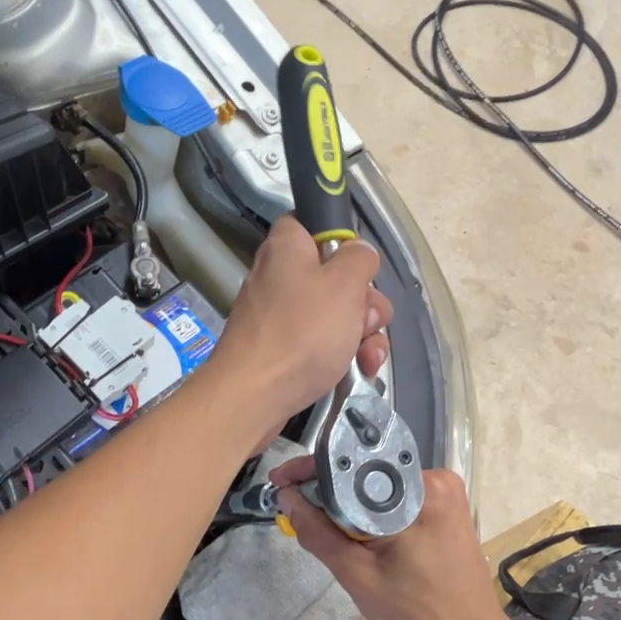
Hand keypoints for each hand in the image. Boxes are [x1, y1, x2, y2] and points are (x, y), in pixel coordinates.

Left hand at [208, 214, 393, 441]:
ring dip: (361, 333)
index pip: (310, 223)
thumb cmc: (301, 332)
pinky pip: (319, 343)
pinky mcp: (280, 350)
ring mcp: (278, 316)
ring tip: (368, 356)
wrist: (253, 396)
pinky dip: (341, 354)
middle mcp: (278, 277)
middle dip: (364, 300)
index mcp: (286, 248)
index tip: (358, 262)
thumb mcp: (344, 285)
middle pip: (334, 276)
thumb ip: (359, 259)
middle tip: (367, 319)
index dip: (338, 237)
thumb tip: (358, 252)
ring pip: (334, 314)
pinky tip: (359, 370)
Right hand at [269, 459, 508, 619]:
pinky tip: (355, 541)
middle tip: (296, 515)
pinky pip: (393, 501)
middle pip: (364, 475)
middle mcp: (437, 481)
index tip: (279, 483)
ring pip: (376, 489)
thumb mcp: (357, 576)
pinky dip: (369, 516)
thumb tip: (286, 498)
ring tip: (323, 532)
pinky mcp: (446, 512)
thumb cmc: (418, 616)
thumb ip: (318, 532)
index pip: (352, 465)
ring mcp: (445, 496)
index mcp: (421, 490)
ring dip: (347, 507)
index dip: (310, 472)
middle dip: (327, 492)